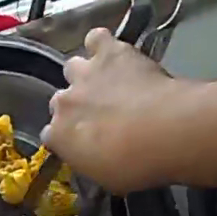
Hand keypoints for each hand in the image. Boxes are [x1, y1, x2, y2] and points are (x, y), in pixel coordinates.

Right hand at [46, 27, 184, 191]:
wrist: (165, 132)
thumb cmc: (134, 165)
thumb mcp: (104, 176)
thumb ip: (89, 160)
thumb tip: (92, 155)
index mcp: (58, 136)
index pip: (51, 135)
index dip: (66, 137)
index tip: (81, 141)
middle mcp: (63, 102)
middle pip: (60, 100)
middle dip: (74, 105)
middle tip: (98, 113)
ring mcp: (84, 75)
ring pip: (72, 66)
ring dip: (84, 74)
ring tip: (104, 80)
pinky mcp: (109, 52)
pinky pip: (96, 39)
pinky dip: (101, 43)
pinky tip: (112, 52)